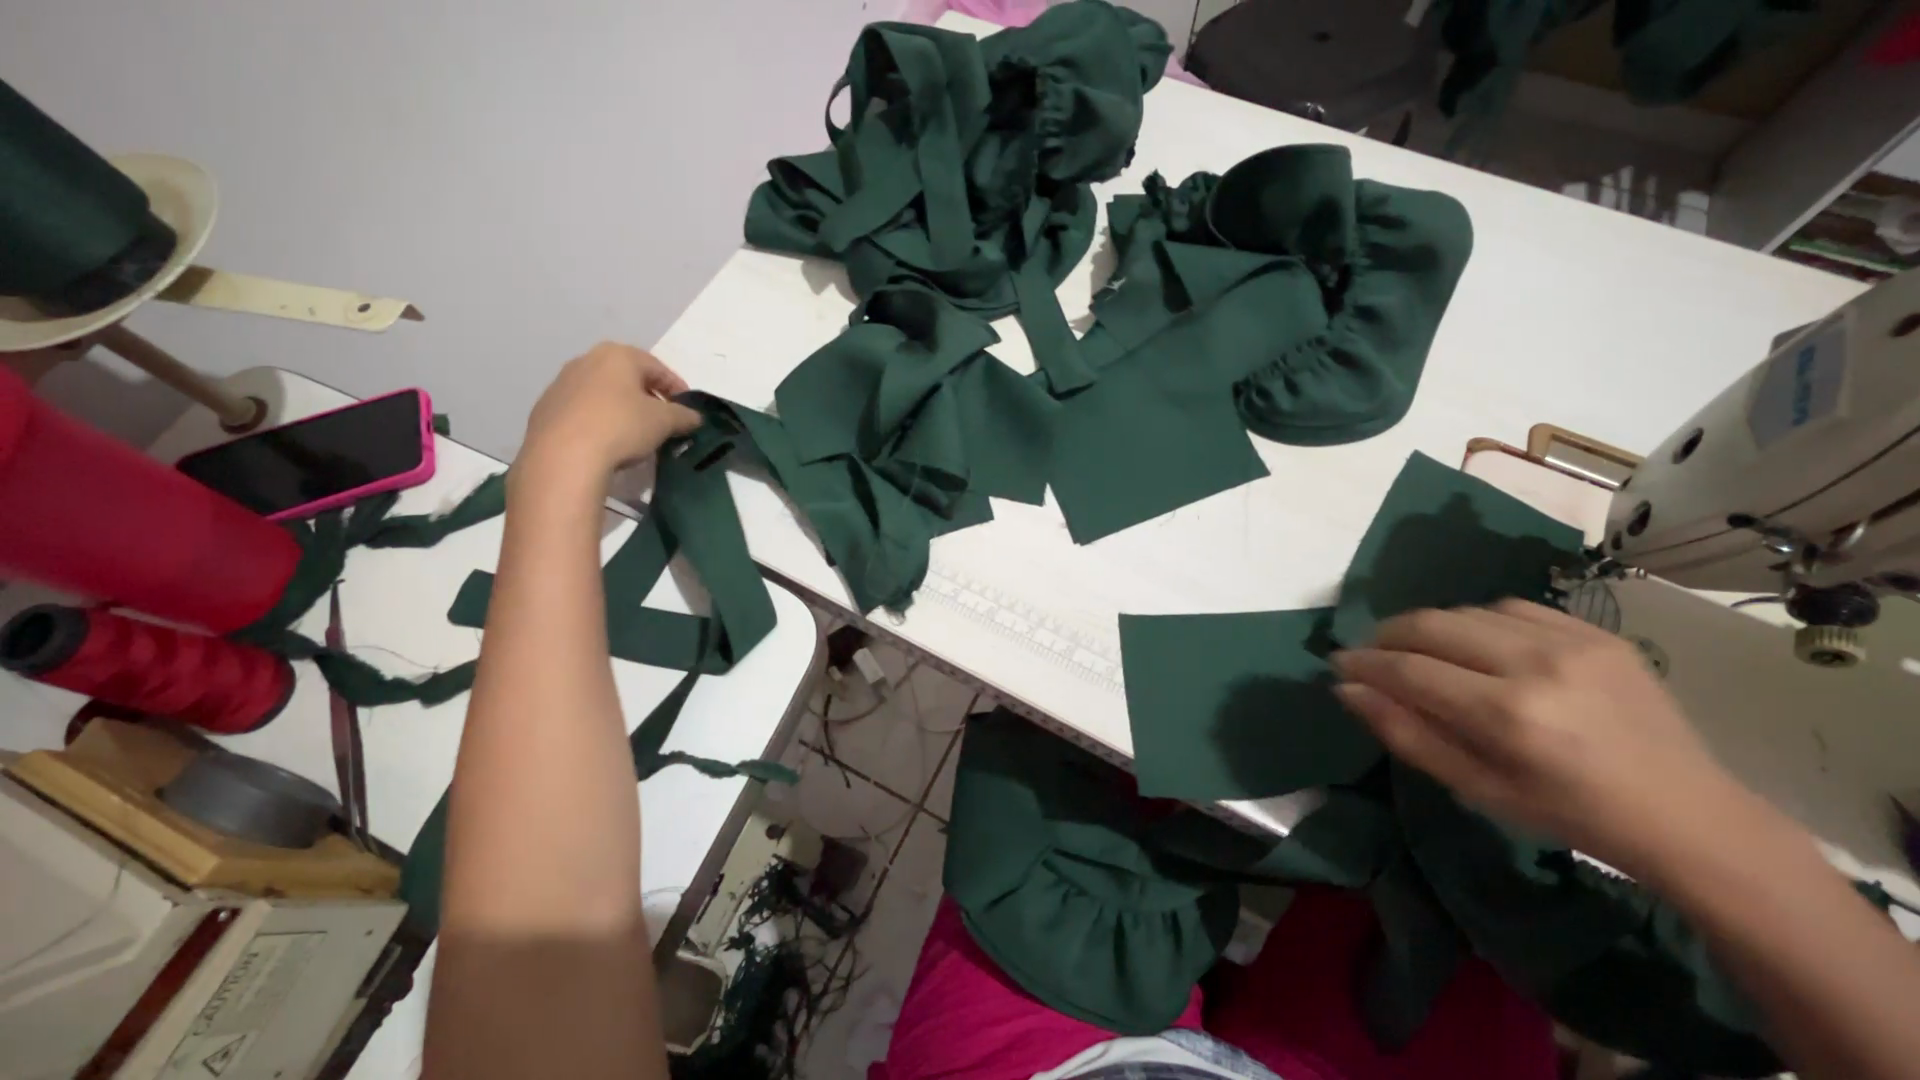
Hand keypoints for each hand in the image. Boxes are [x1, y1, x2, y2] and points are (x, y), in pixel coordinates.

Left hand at [519, 343, 700, 479]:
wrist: (563, 456)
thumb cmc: (621, 427)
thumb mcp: (664, 422)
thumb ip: (683, 416)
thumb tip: (694, 417)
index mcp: (617, 355)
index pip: (657, 367)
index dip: (677, 388)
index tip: (688, 409)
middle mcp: (586, 360)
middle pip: (626, 377)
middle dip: (647, 396)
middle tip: (661, 419)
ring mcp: (561, 384)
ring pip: (601, 393)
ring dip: (620, 408)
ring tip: (633, 433)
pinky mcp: (545, 409)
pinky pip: (581, 411)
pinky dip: (597, 421)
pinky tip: (604, 442)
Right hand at [1332, 599, 1750, 878]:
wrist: (1683, 811)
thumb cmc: (1568, 814)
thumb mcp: (1476, 789)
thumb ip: (1406, 735)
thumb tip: (1348, 690)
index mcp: (1506, 715)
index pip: (1409, 670)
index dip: (1364, 664)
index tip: (1338, 664)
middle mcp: (1535, 664)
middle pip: (1432, 625)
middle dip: (1387, 636)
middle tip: (1371, 655)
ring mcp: (1572, 641)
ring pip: (1468, 611)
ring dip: (1432, 627)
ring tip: (1423, 652)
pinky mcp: (1597, 631)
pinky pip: (1514, 608)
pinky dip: (1479, 622)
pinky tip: (1478, 646)